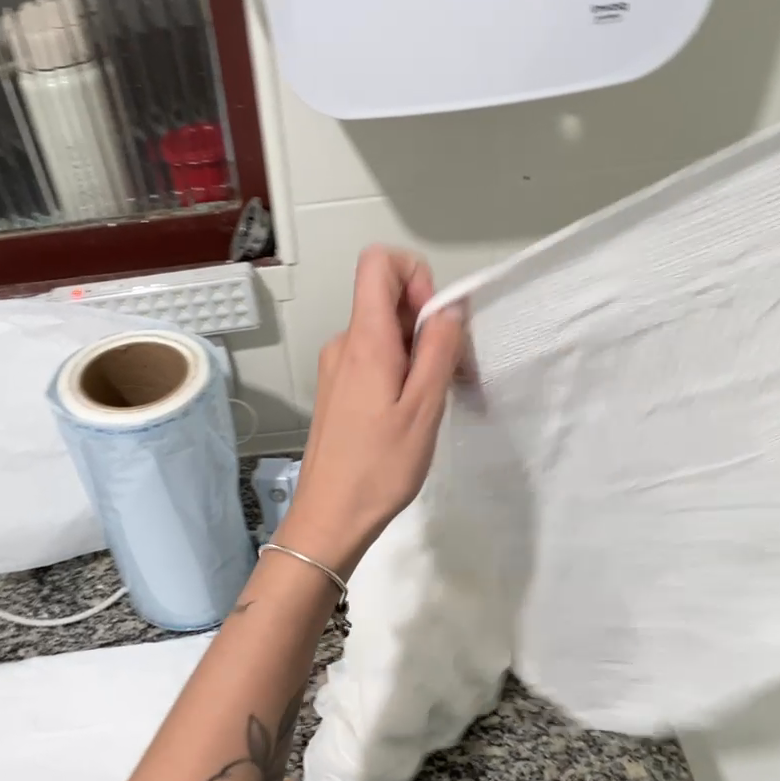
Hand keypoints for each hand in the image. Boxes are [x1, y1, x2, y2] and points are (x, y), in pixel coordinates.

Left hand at [276, 246, 468, 577]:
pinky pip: (373, 362)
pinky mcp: (337, 392)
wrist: (330, 517)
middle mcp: (343, 345)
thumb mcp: (423, 407)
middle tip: (449, 375)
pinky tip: (409, 415)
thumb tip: (449, 307)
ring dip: (416, 355)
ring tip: (431, 403)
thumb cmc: (379, 467)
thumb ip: (439, 348)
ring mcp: (336, 369)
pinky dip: (399, 374)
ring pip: (384, 336)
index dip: (415, 276)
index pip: (379, 263)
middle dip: (427, 325)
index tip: (435, 323)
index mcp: (364, 340)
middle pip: (387, 301)